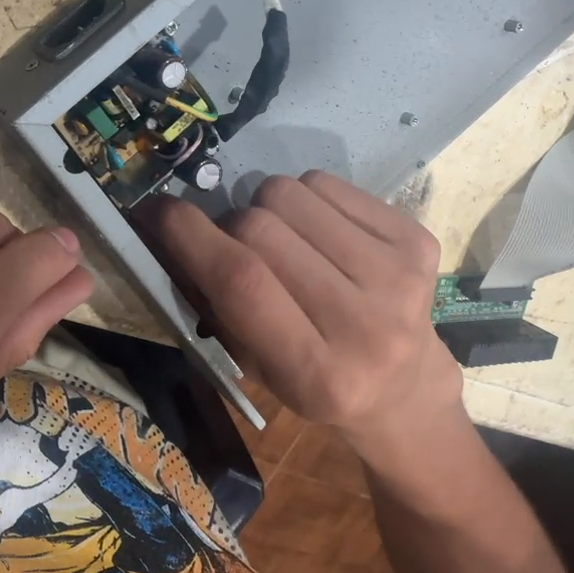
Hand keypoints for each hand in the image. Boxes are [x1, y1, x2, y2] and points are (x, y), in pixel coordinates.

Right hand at [139, 171, 458, 449]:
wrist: (403, 390)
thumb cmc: (309, 379)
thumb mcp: (249, 361)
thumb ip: (208, 298)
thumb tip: (164, 225)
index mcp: (316, 374)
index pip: (240, 281)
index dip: (188, 234)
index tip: (155, 210)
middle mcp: (367, 328)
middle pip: (260, 227)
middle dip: (227, 226)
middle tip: (231, 246)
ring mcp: (401, 279)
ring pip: (290, 193)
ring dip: (266, 208)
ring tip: (281, 243)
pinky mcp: (419, 241)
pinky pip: (326, 182)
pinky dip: (304, 198)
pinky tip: (316, 235)